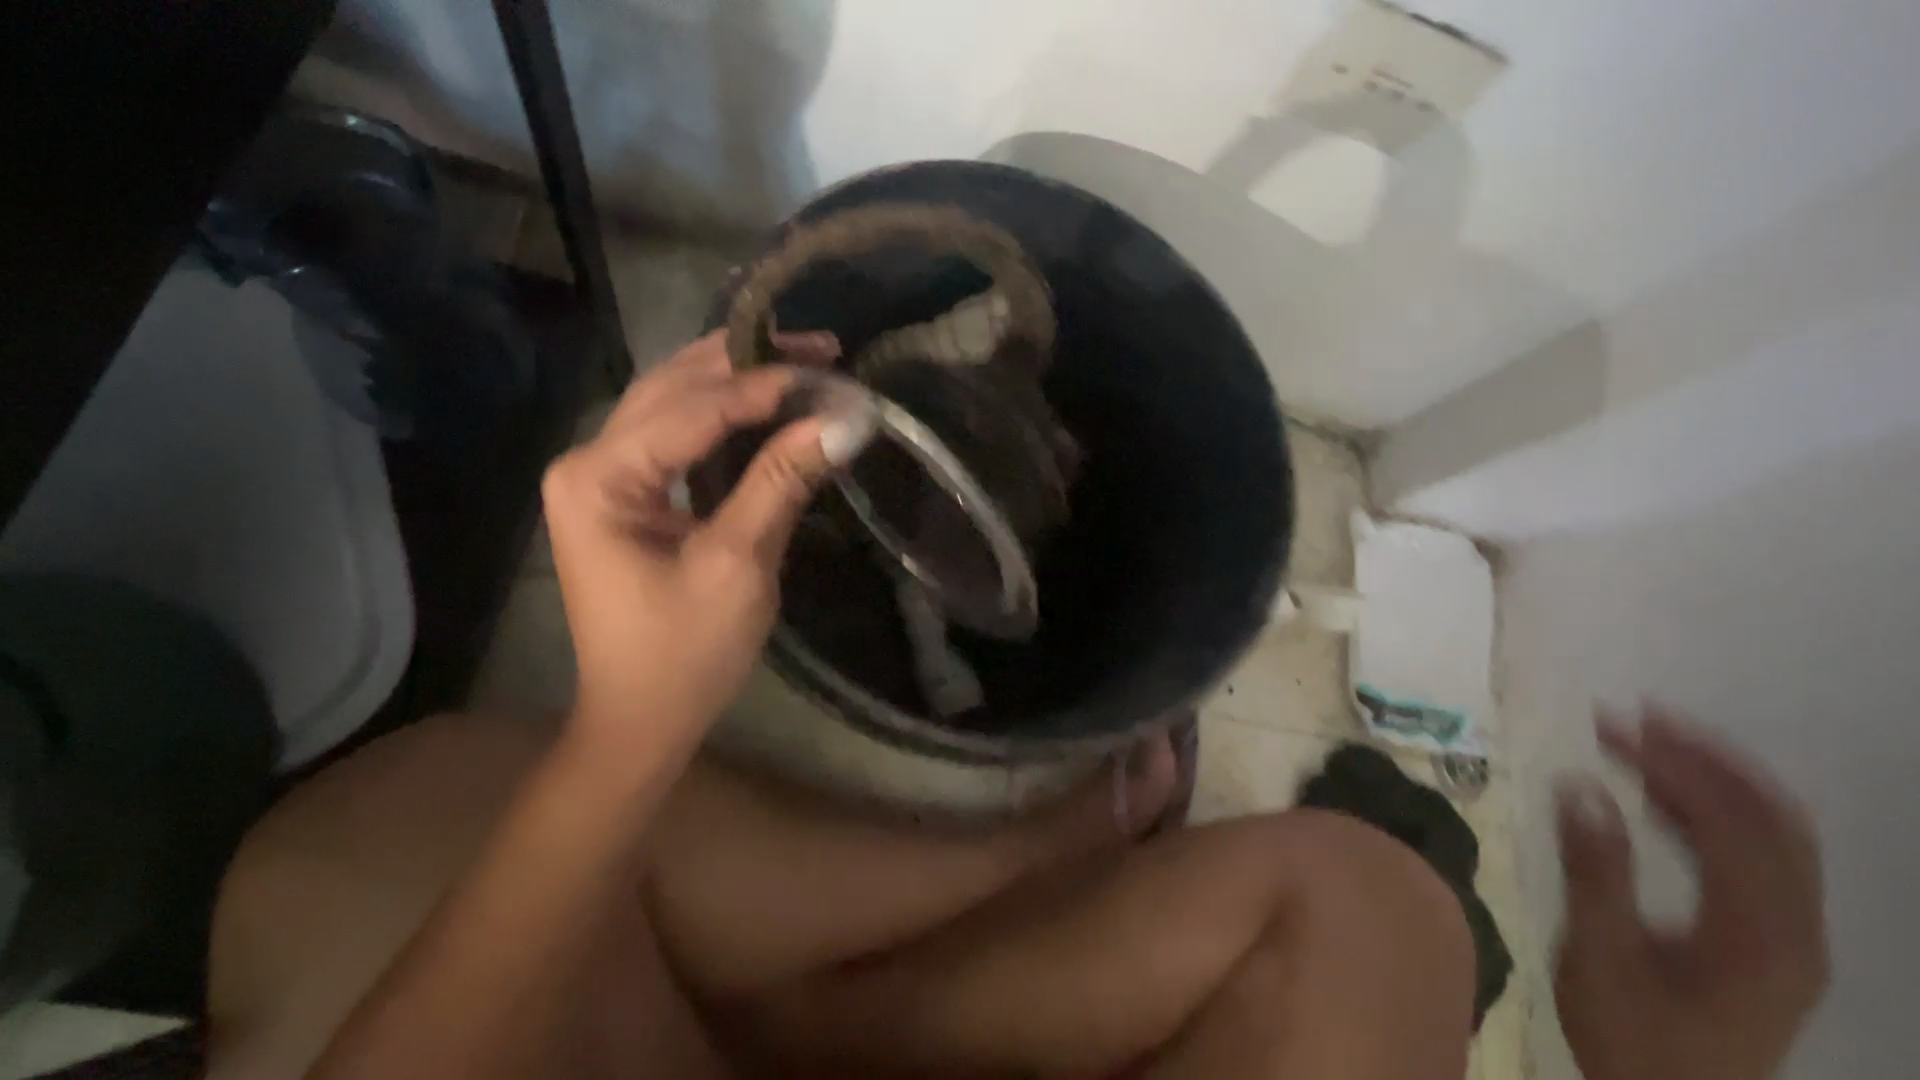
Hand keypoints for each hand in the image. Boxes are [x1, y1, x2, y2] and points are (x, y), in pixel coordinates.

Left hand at [540, 331, 870, 752]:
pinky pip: (673, 435)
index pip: (692, 409)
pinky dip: (720, 415)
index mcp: (599, 478)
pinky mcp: (622, 494)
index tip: (831, 371)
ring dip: (733, 380)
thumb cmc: (684, 654)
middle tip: (820, 348)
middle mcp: (587, 461)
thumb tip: (843, 418)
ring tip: (799, 363)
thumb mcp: (738, 565)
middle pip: (671, 387)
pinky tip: (763, 403)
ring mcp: (600, 476)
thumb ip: (781, 482)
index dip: (763, 386)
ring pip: (670, 402)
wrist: (640, 720)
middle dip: (745, 363)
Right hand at [1554, 706, 1827, 1079]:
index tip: (1613, 722)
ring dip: (1717, 777)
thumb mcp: (1599, 958)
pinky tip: (1664, 798)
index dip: (1676, 761)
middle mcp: (1798, 927)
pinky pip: (1765, 856)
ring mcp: (1795, 936)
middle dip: (1706, 755)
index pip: (1731, 820)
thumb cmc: (1631, 1038)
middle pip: (1773, 815)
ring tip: (1649, 740)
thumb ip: (1594, 871)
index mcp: (1761, 932)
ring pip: (1777, 832)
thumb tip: (1576, 785)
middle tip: (1636, 715)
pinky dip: (1720, 812)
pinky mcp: (1777, 941)